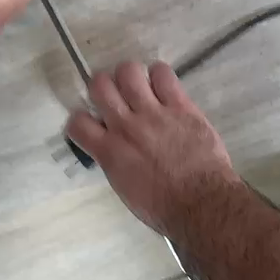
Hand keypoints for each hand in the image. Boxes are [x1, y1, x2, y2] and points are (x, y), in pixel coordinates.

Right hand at [67, 61, 238, 237]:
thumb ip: (114, 162)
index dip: (82, 118)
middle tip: (116, 97)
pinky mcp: (179, 105)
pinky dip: (159, 75)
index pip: (77, 122)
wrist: (202, 204)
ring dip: (130, 76)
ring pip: (128, 71)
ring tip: (140, 86)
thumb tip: (112, 148)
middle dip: (104, 87)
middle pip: (99, 85)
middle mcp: (125, 126)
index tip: (93, 122)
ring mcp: (152, 113)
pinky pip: (163, 74)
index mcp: (109, 152)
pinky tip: (163, 86)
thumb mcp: (125, 189)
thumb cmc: (164, 208)